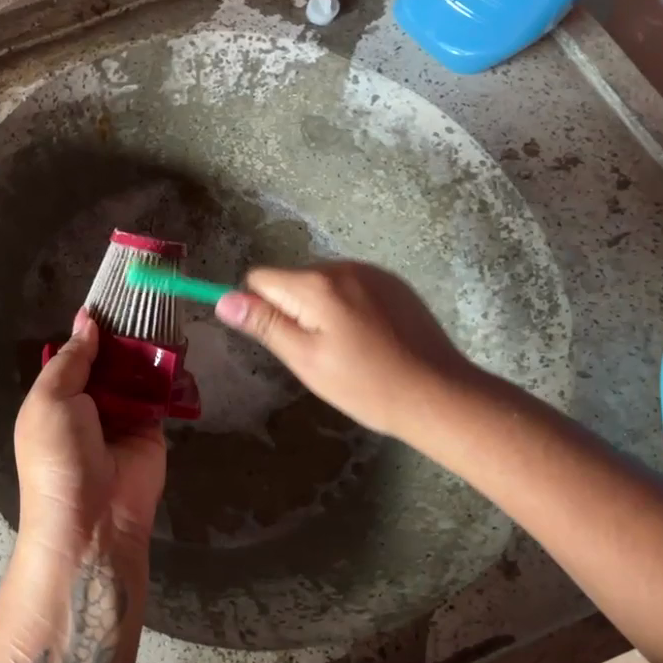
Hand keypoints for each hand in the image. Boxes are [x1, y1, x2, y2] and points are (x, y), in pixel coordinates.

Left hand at [13, 311, 167, 556]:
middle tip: (145, 296)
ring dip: (147, 348)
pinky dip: (169, 372)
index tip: (112, 293)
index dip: (92, 327)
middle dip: (124, 334)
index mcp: (57, 396)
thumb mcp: (50, 399)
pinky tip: (178, 342)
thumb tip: (87, 319)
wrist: (92, 520)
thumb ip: (72, 359)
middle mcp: (90, 403)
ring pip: (136, 372)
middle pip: (110, 360)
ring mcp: (123, 415)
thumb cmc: (58, 455)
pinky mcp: (154, 428)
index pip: (77, 353)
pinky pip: (161, 394)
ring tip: (163, 310)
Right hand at [213, 261, 479, 435]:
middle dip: (293, 310)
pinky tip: (367, 339)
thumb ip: (264, 324)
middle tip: (316, 352)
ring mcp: (371, 272)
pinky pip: (349, 287)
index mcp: (316, 285)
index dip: (260, 309)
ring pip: (319, 284)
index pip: (259, 279)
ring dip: (319, 309)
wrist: (439, 395)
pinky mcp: (393, 283)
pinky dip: (347, 307)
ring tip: (345, 349)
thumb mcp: (305, 360)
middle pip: (291, 280)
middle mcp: (342, 267)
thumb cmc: (365, 385)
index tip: (283, 341)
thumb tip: (223, 299)